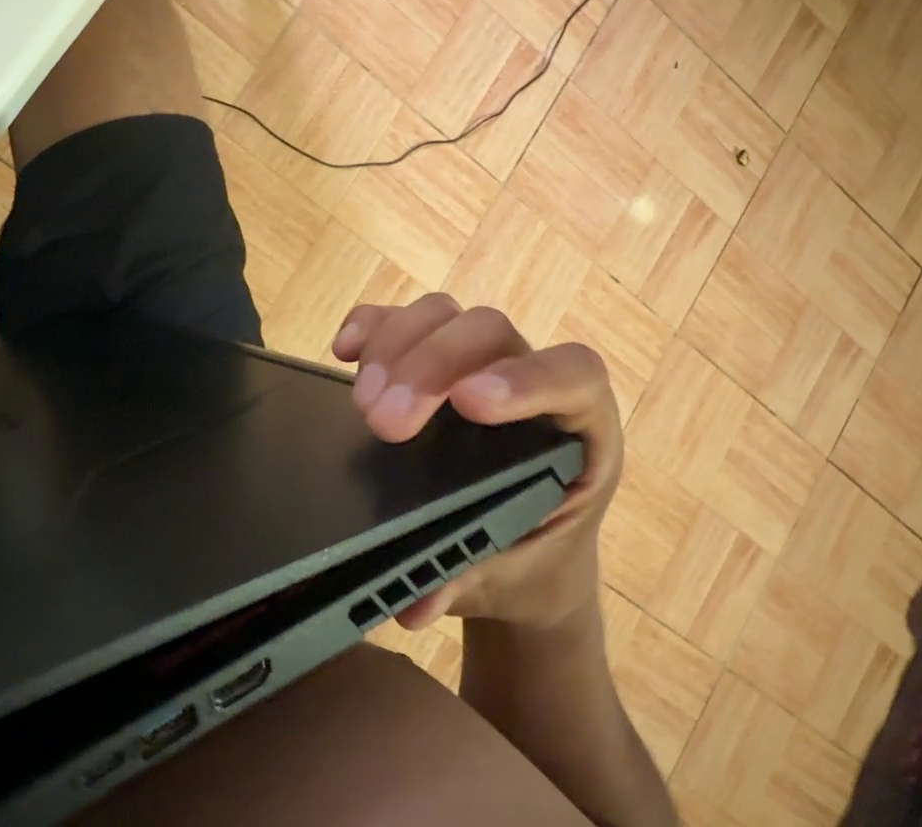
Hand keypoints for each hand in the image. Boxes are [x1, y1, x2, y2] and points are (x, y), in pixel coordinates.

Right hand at [331, 293, 621, 630]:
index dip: (526, 380)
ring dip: (397, 347)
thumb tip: (413, 605)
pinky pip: (403, 322)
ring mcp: (479, 364)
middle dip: (431, 369)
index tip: (468, 405)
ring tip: (363, 404)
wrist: (521, 557)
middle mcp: (531, 383)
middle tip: (384, 424)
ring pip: (446, 316)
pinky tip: (344, 352)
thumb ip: (464, 582)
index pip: (572, 376)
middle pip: (490, 333)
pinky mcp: (434, 362)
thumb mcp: (504, 580)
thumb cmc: (527, 564)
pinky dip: (372, 328)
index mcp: (578, 433)